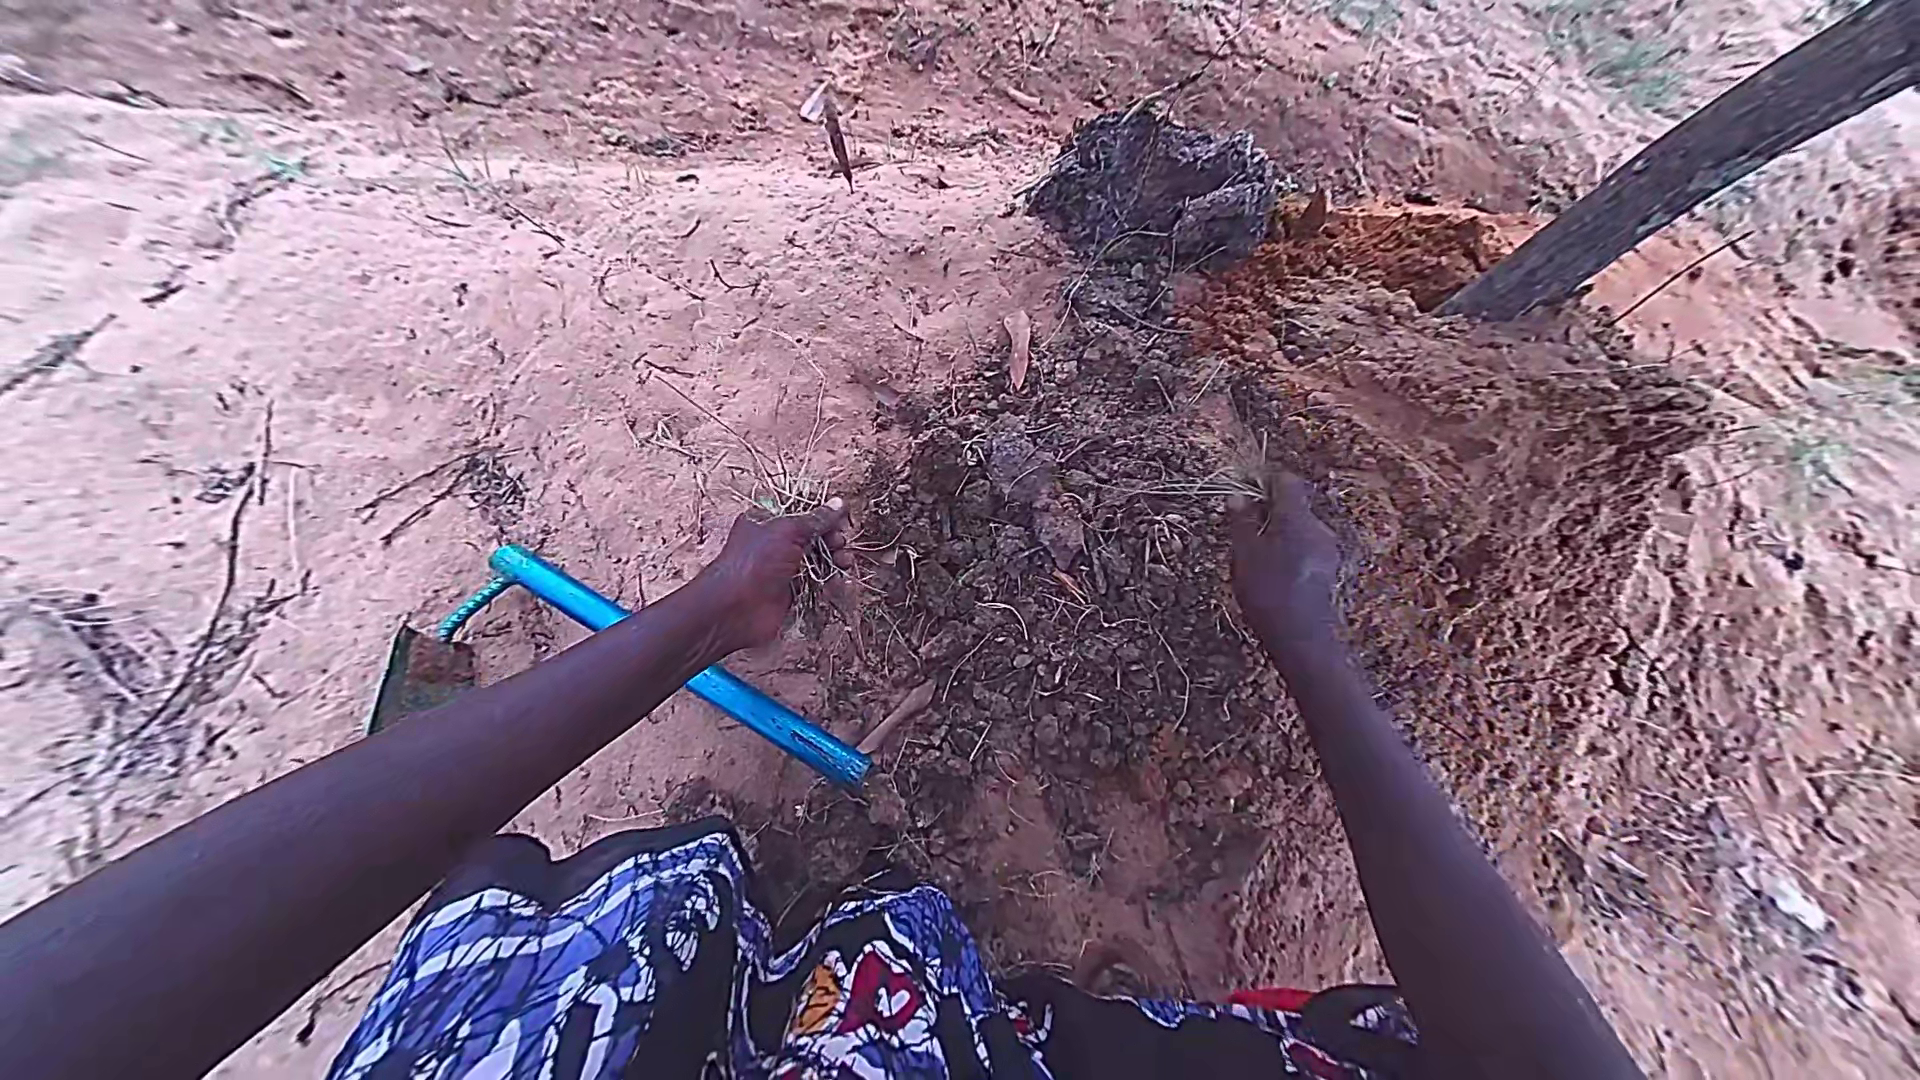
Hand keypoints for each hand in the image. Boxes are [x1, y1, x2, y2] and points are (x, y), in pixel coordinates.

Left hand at [689, 498, 850, 654]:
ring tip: (844, 561)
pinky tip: (838, 580)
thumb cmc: (755, 561)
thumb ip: (817, 518)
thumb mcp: (787, 531)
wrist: (736, 608)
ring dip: (835, 557)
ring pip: (817, 557)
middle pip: (813, 534)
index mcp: (767, 520)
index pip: (803, 510)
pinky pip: (816, 580)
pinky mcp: (791, 589)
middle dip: (832, 537)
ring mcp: (783, 566)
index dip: (824, 514)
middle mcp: (775, 541)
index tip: (843, 519)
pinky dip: (829, 578)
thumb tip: (839, 503)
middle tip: (841, 542)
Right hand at [1229, 474, 1342, 670]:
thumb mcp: (1244, 553)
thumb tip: (1238, 497)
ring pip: (1298, 527)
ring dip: (1276, 530)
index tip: (1243, 488)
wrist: (1300, 634)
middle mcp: (1317, 527)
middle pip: (1293, 505)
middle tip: (1241, 523)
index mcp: (1296, 518)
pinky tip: (1270, 568)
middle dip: (1267, 509)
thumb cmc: (1267, 589)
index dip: (1263, 480)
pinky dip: (1286, 546)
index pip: (1286, 482)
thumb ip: (1242, 522)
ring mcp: (1326, 548)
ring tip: (1251, 550)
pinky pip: (1304, 545)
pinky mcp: (1327, 567)